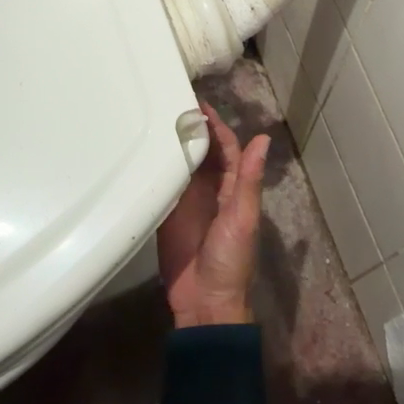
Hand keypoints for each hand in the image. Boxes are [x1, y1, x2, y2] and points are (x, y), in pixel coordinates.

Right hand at [156, 102, 270, 327]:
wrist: (205, 301)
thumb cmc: (231, 260)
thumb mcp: (243, 217)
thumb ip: (249, 180)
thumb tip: (262, 138)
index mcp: (234, 188)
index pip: (226, 147)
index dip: (215, 125)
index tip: (197, 102)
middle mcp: (211, 190)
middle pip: (201, 151)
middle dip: (190, 128)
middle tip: (168, 101)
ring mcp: (187, 202)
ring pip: (181, 164)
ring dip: (172, 144)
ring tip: (151, 117)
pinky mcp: (166, 215)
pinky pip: (161, 185)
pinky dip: (154, 168)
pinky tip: (140, 150)